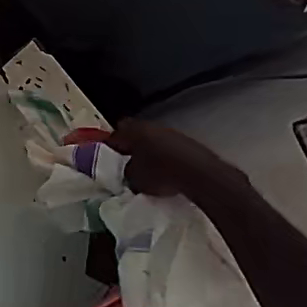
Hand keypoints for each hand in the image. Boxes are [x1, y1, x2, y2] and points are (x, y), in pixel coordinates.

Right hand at [107, 119, 252, 198]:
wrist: (199, 174)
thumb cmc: (160, 173)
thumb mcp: (134, 179)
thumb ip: (127, 173)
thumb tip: (128, 174)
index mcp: (133, 130)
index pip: (114, 134)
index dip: (109, 146)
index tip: (107, 157)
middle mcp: (151, 126)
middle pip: (135, 134)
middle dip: (131, 147)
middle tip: (127, 162)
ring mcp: (172, 133)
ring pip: (154, 140)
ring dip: (150, 152)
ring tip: (149, 170)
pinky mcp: (189, 144)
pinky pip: (170, 149)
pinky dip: (167, 158)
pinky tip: (168, 173)